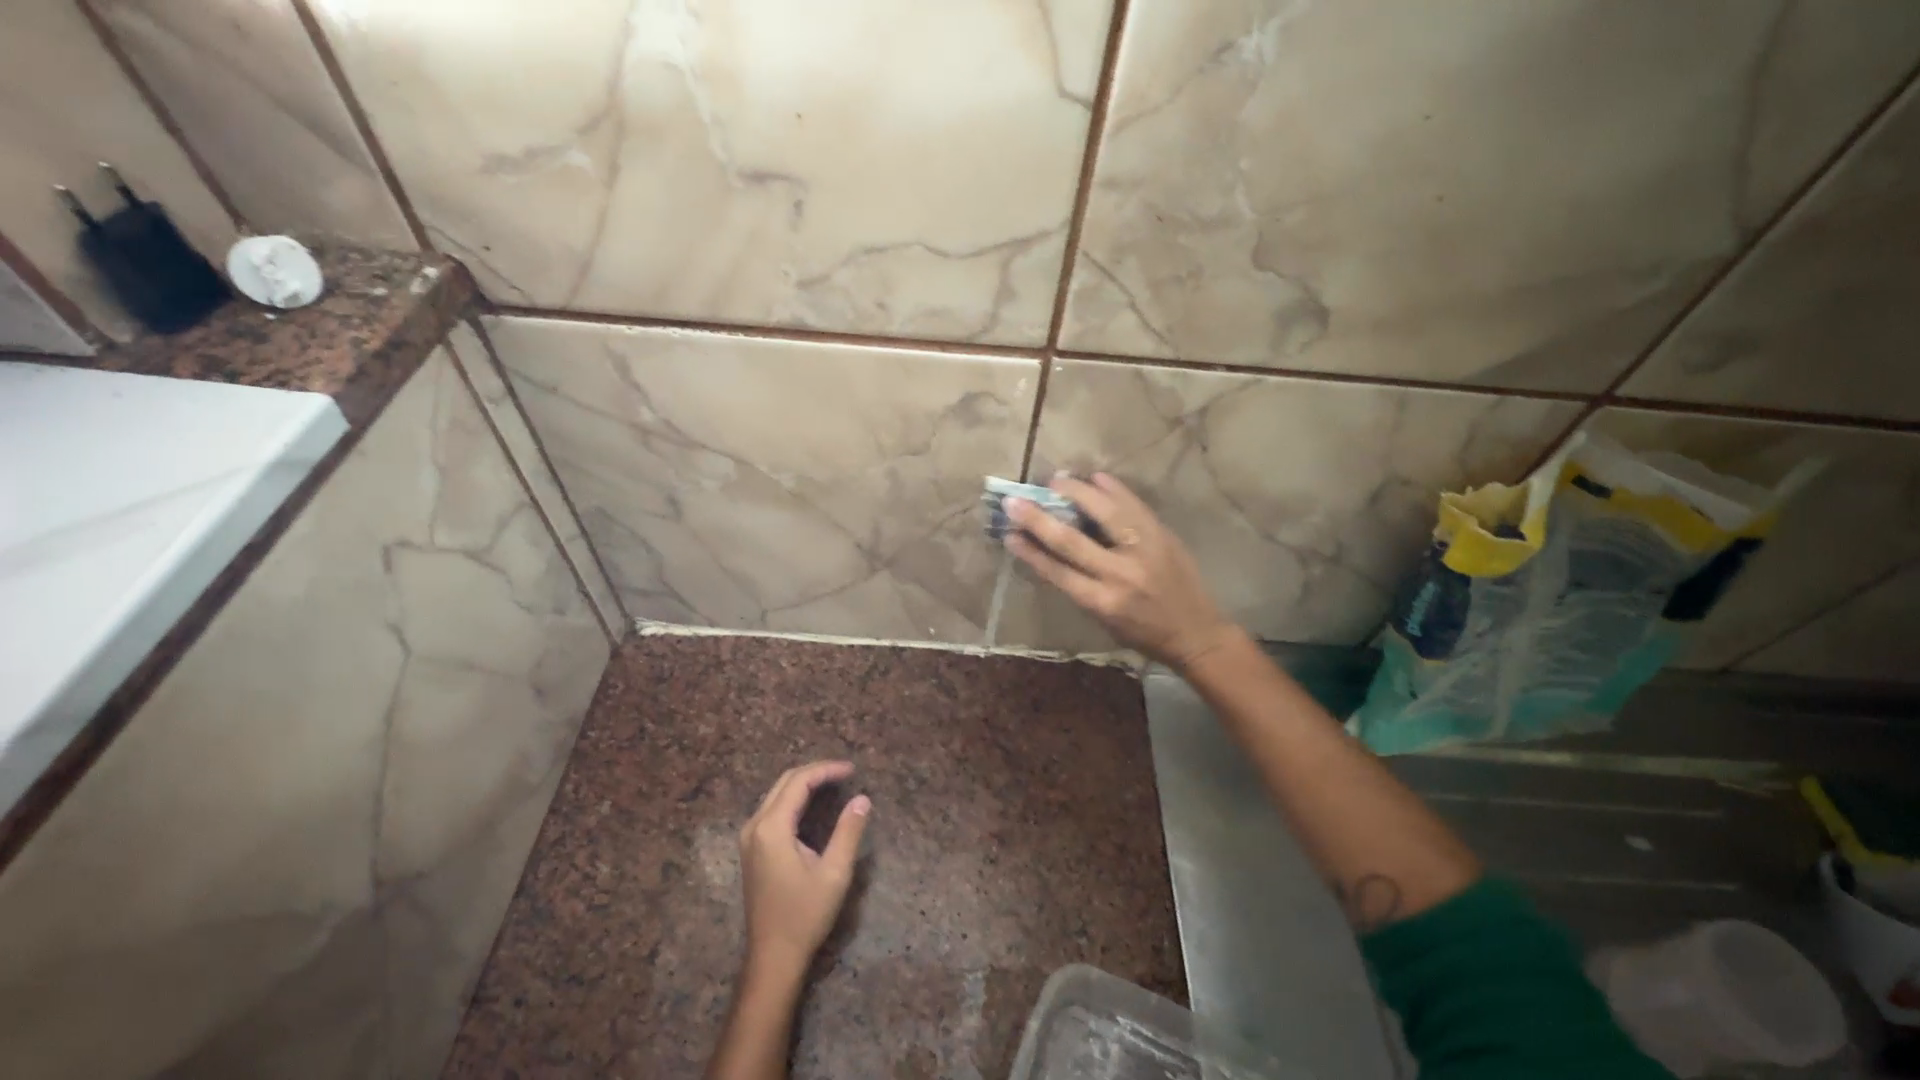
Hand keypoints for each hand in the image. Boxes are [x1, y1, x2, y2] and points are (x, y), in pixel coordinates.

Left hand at [738, 761, 870, 975]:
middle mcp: (755, 826)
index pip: (798, 782)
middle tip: (845, 773)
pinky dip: (793, 800)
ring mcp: (749, 839)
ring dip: (803, 784)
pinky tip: (813, 806)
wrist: (773, 956)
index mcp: (772, 828)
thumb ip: (848, 832)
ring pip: (776, 795)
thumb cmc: (805, 915)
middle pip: (784, 783)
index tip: (853, 770)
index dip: (826, 770)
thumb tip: (862, 799)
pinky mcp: (751, 850)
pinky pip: (772, 811)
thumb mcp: (834, 873)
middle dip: (815, 772)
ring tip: (833, 784)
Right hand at [1005, 472, 1239, 670]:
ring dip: (1076, 492)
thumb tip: (1051, 551)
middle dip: (1038, 518)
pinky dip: (1113, 489)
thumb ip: (1080, 588)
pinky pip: (1133, 506)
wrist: (1197, 633)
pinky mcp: (1162, 535)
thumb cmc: (1144, 634)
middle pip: (1071, 539)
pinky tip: (1095, 477)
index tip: (1009, 533)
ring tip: (1056, 480)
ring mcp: (1144, 550)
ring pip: (1104, 512)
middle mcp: (1120, 574)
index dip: (1030, 550)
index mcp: (1102, 601)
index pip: (1057, 571)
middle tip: (1015, 499)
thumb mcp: (1104, 621)